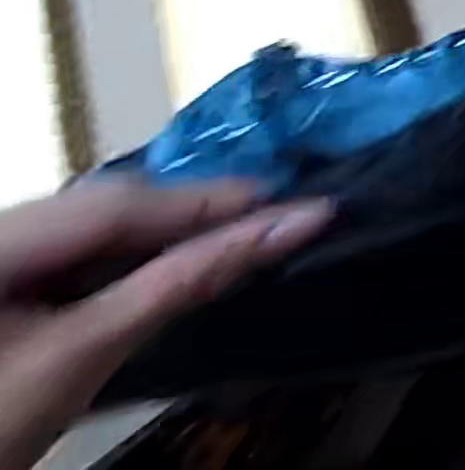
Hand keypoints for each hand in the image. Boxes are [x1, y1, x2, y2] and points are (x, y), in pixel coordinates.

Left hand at [0, 178, 331, 469]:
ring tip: (230, 243)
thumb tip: (311, 215)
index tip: (303, 204)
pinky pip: (69, 251)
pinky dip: (127, 256)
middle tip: (274, 226)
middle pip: (107, 207)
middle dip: (192, 215)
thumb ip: (197, 273)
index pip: (122, 200)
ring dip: (166, 235)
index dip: (218, 198)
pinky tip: (161, 268)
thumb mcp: (86, 350)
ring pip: (93, 227)